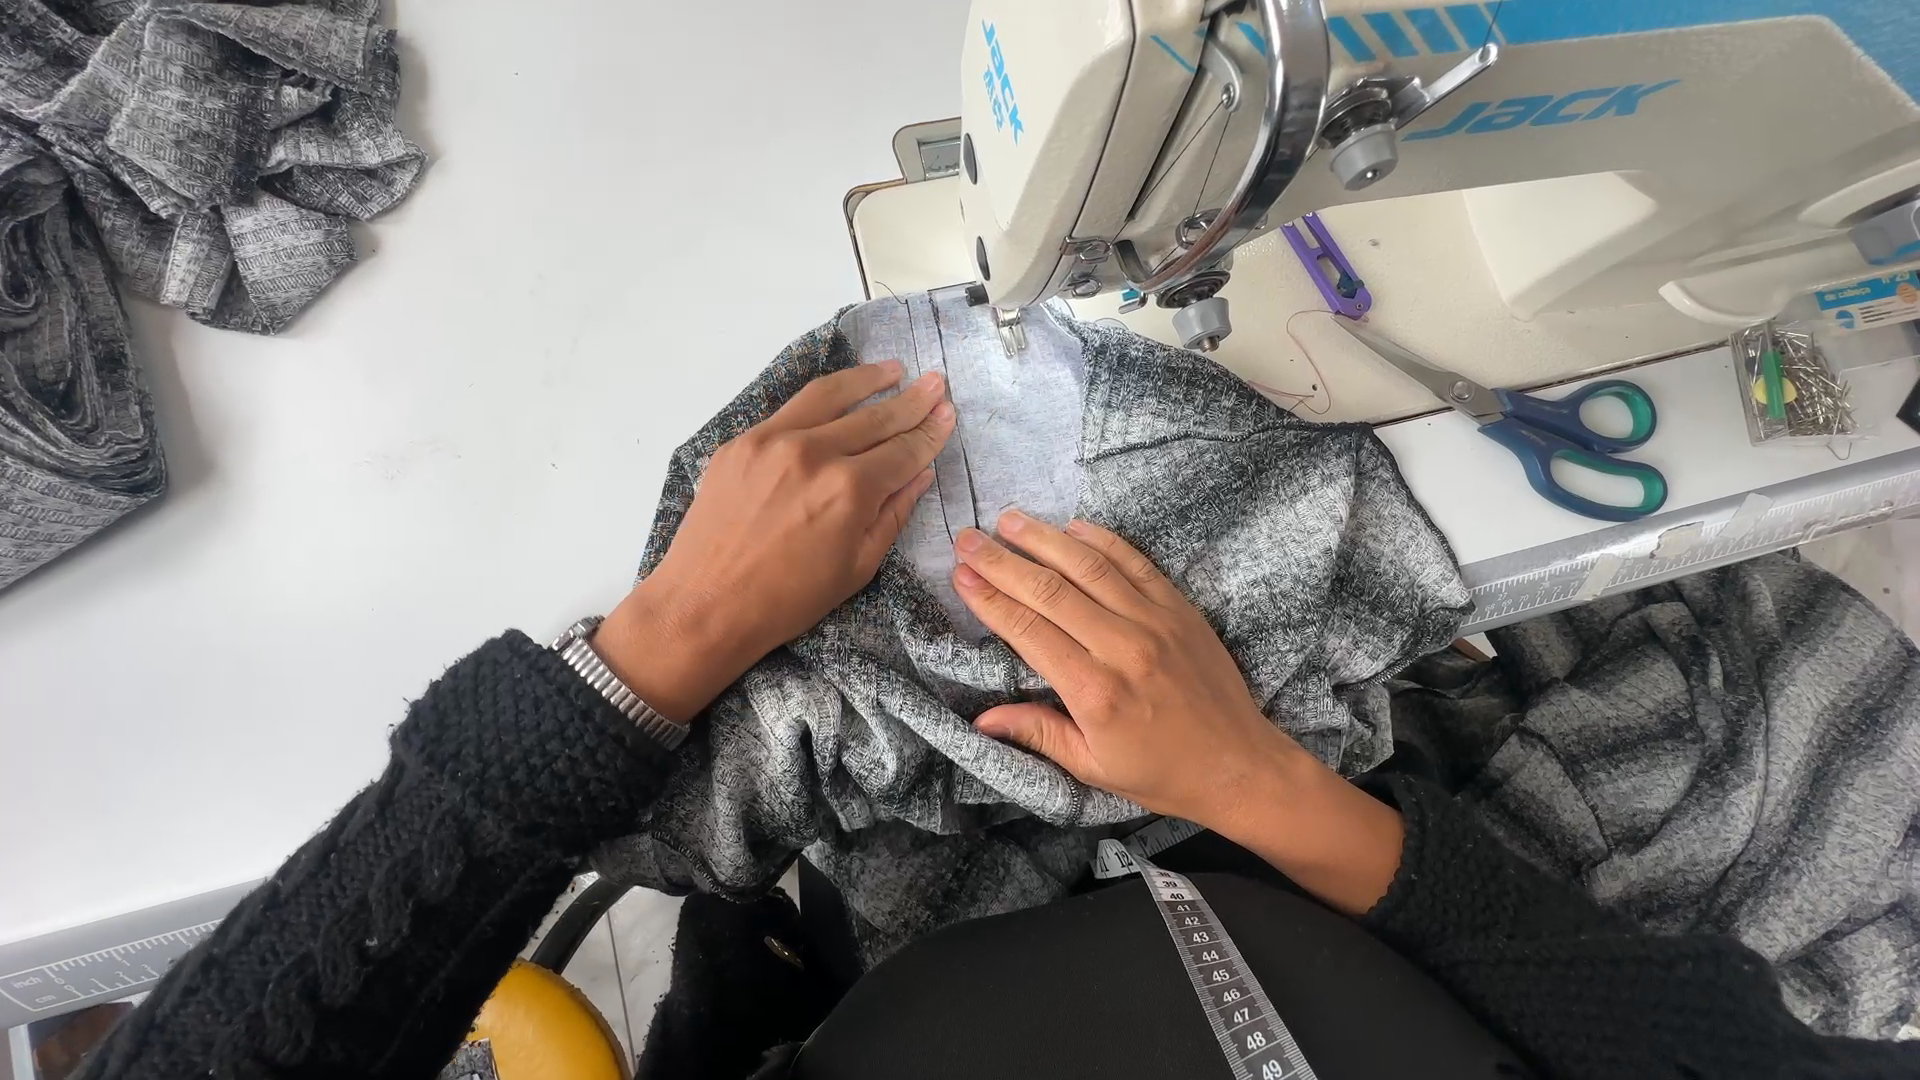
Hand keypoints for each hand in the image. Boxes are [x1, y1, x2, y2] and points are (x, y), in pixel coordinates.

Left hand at [596, 362, 954, 721]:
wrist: (706, 605)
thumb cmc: (789, 599)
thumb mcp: (858, 567)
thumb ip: (893, 513)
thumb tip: (919, 473)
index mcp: (849, 490)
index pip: (903, 450)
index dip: (930, 432)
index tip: (948, 413)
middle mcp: (814, 453)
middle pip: (874, 417)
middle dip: (912, 400)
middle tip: (936, 382)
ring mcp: (772, 441)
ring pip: (830, 396)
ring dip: (867, 379)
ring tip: (894, 369)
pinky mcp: (741, 442)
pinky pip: (791, 409)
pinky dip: (821, 398)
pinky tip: (838, 394)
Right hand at [952, 512, 1404, 914]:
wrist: (1240, 765)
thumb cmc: (1160, 772)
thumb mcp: (1092, 767)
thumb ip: (1037, 733)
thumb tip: (981, 719)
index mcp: (1095, 691)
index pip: (1028, 631)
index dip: (990, 599)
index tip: (961, 574)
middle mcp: (1122, 647)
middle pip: (1050, 591)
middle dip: (1002, 561)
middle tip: (968, 538)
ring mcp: (1154, 621)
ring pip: (1089, 567)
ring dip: (1045, 538)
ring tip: (1009, 520)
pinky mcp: (1179, 607)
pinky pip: (1135, 563)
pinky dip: (1103, 540)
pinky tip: (1073, 524)